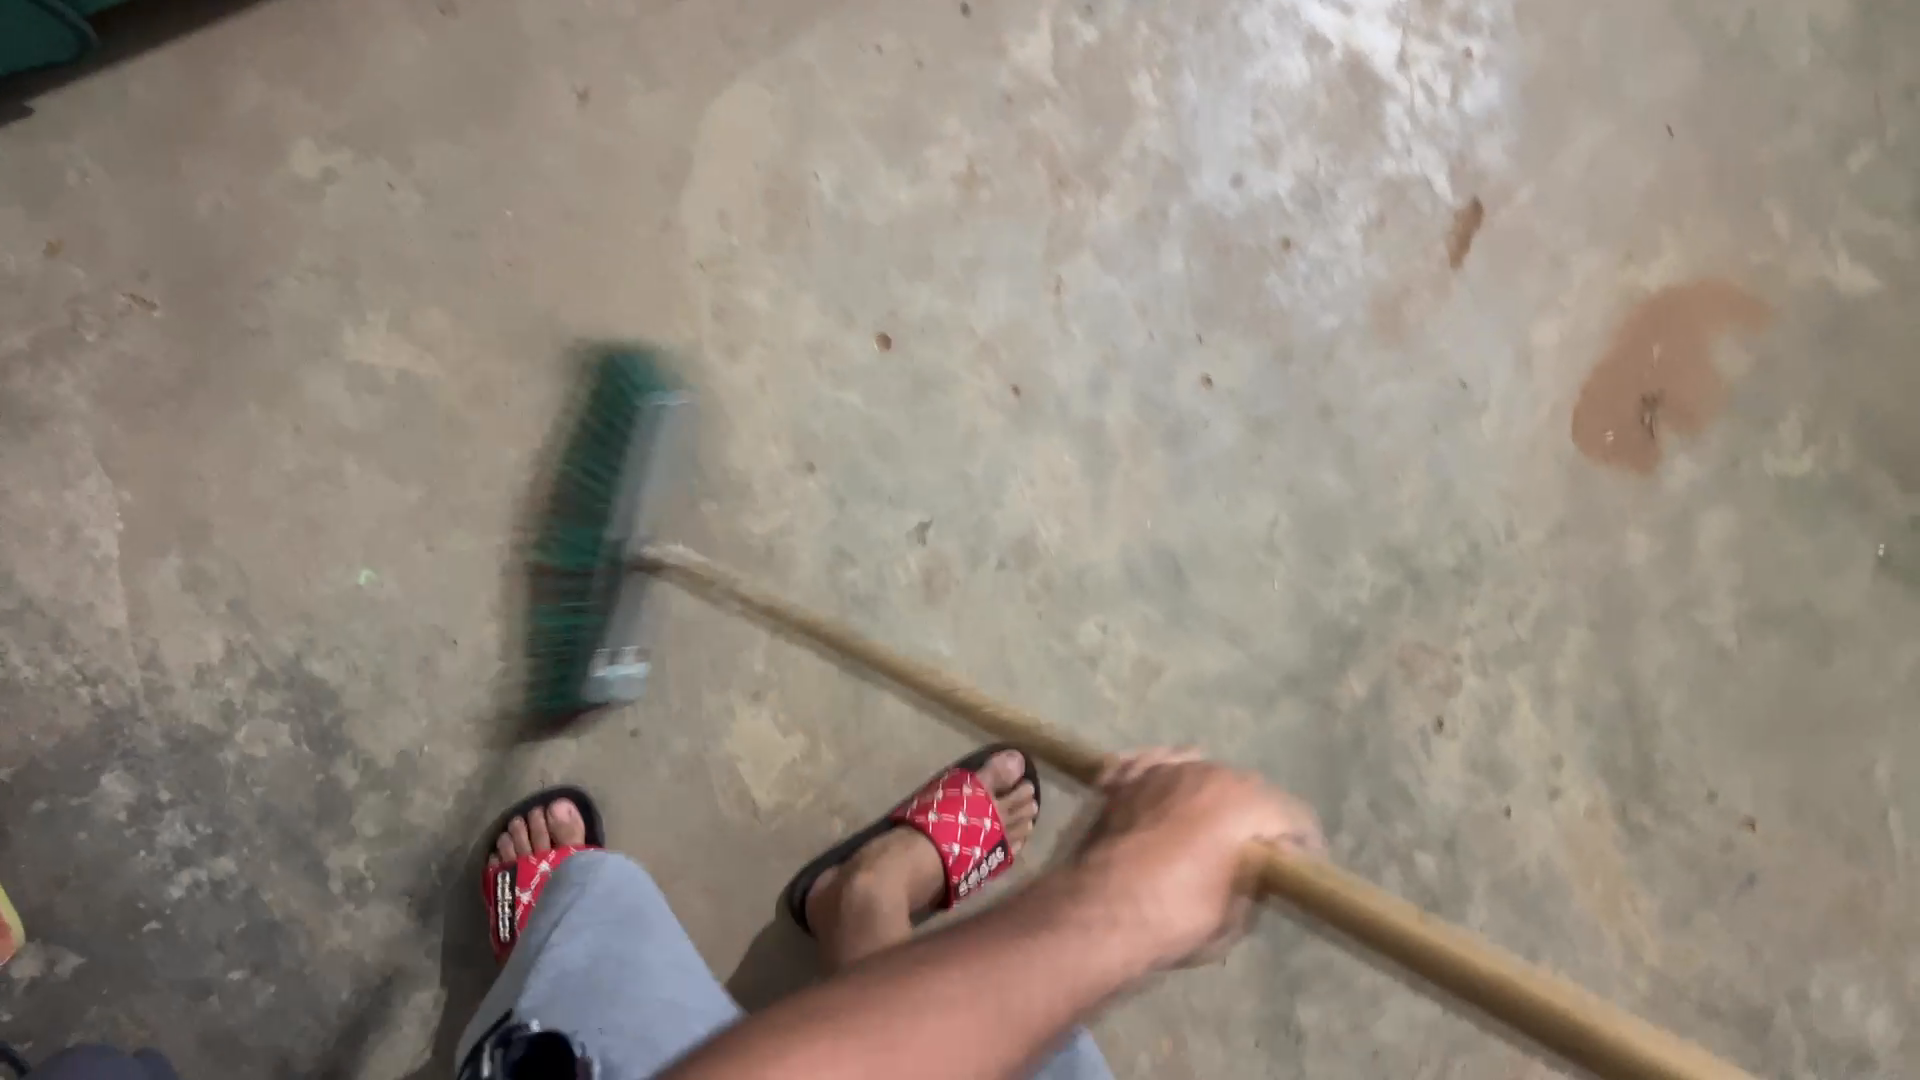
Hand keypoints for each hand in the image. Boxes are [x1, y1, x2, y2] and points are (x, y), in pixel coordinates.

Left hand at [1074, 748, 1323, 968]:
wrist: (1098, 909)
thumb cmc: (1176, 916)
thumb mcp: (1235, 915)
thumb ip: (1253, 880)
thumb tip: (1254, 869)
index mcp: (1244, 802)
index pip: (1294, 814)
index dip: (1304, 842)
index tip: (1301, 866)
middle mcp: (1205, 771)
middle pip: (1245, 787)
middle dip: (1254, 815)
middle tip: (1249, 849)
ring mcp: (1159, 768)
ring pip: (1199, 768)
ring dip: (1208, 793)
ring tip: (1203, 823)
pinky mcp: (1122, 775)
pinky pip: (1152, 765)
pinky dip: (1162, 778)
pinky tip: (1161, 793)